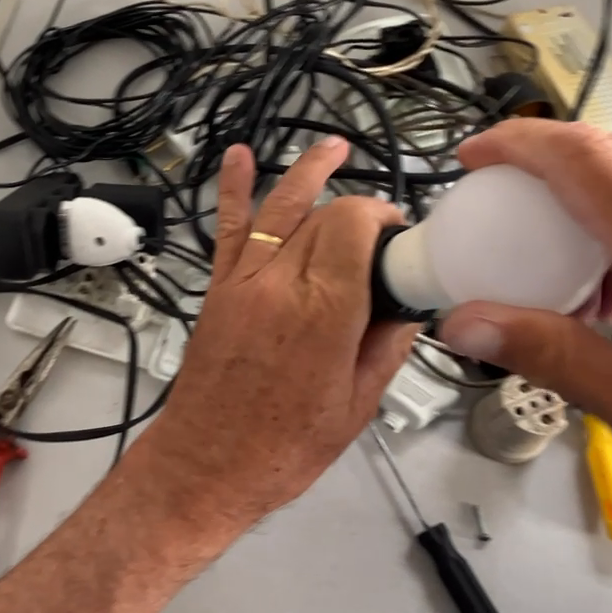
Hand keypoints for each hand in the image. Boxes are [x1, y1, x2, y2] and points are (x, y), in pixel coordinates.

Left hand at [127, 136, 419, 530]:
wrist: (205, 464)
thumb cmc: (285, 447)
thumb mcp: (358, 404)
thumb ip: (386, 344)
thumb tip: (405, 304)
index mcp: (324, 312)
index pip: (354, 226)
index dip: (381, 217)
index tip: (398, 234)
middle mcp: (280, 283)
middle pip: (324, 215)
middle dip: (358, 210)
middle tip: (380, 231)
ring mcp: (243, 280)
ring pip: (279, 208)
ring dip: (307, 172)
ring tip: (334, 148)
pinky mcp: (218, 288)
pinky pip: (227, 228)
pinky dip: (231, 189)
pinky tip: (238, 156)